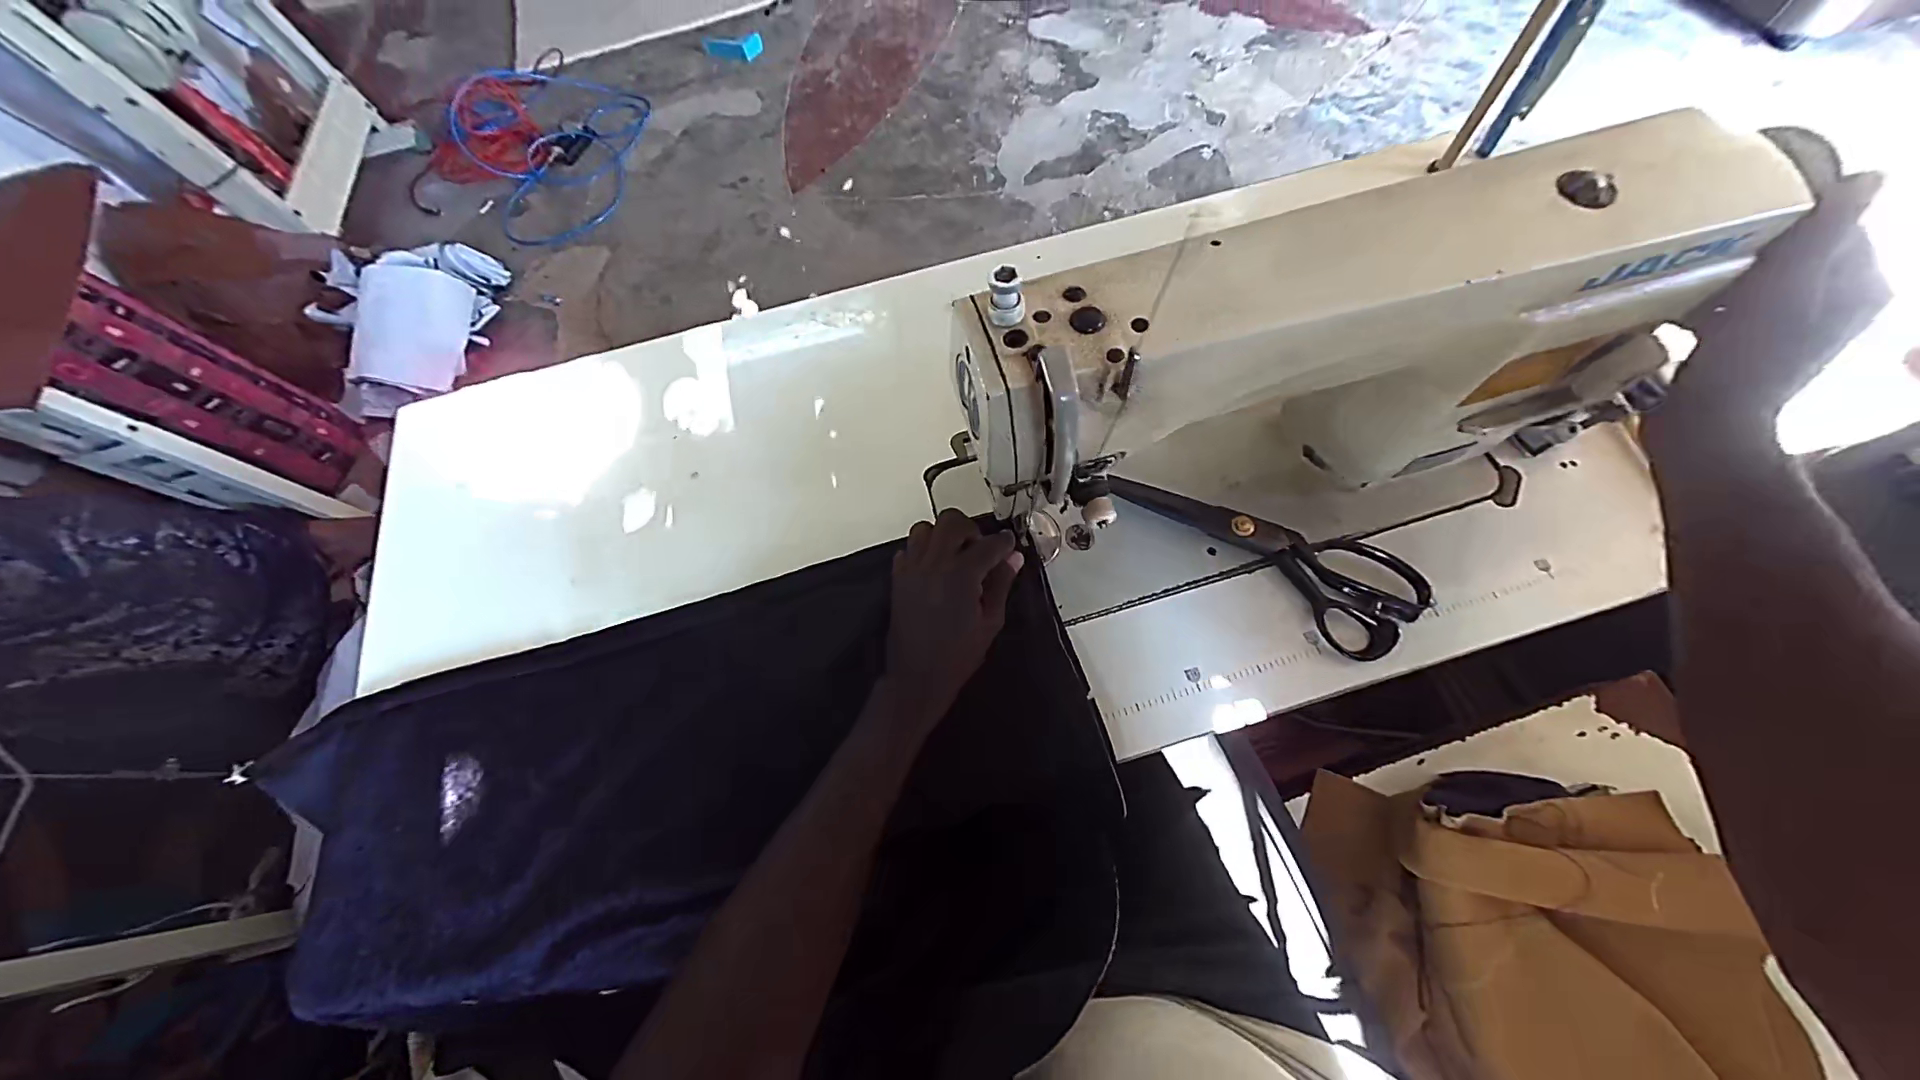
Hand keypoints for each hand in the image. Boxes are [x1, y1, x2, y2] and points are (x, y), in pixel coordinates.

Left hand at [883, 509, 1024, 724]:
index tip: (1010, 546)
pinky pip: (909, 549)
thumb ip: (1001, 584)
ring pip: (925, 529)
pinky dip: (923, 551)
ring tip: (956, 555)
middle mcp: (934, 564)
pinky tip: (935, 569)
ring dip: (943, 535)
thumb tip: (1013, 559)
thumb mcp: (990, 622)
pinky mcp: (898, 578)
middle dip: (971, 529)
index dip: (1004, 543)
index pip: (989, 544)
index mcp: (962, 575)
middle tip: (981, 548)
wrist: (917, 677)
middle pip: (952, 522)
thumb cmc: (958, 655)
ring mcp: (912, 569)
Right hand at [1651, 172, 1891, 451]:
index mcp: (1863, 287)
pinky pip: (1742, 314)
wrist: (1705, 428)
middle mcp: (1841, 309)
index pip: (1840, 228)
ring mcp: (1797, 336)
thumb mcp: (1782, 290)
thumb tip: (1866, 176)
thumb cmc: (1743, 359)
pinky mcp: (1756, 356)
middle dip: (1759, 249)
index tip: (1743, 216)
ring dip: (1733, 278)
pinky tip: (1688, 314)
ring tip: (1693, 280)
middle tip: (1709, 249)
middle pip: (1800, 258)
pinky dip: (1717, 307)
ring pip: (1769, 286)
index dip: (1794, 217)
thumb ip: (1824, 234)